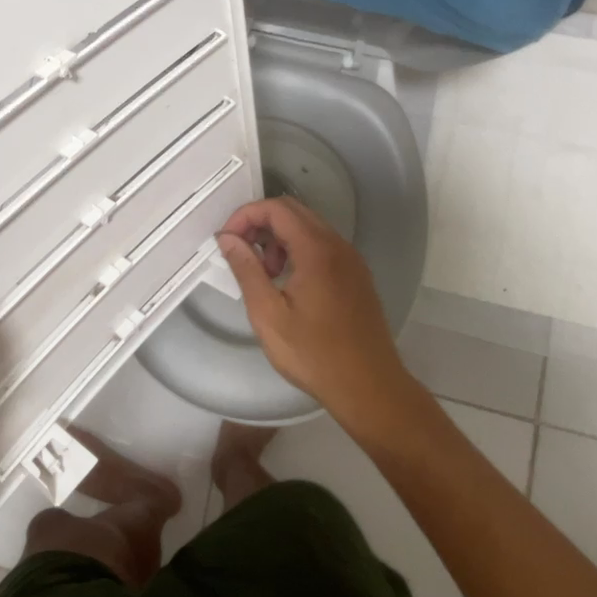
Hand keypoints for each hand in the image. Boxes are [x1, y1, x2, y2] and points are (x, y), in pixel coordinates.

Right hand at [216, 197, 410, 426]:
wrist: (370, 387)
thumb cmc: (314, 354)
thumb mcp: (268, 314)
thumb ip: (246, 269)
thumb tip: (228, 239)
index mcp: (316, 250)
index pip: (276, 209)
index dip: (245, 217)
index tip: (226, 242)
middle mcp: (338, 246)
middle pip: (293, 212)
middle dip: (260, 225)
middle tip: (241, 254)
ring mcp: (351, 260)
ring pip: (309, 228)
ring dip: (279, 239)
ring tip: (265, 274)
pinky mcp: (357, 276)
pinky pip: (323, 246)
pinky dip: (298, 251)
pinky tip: (288, 284)